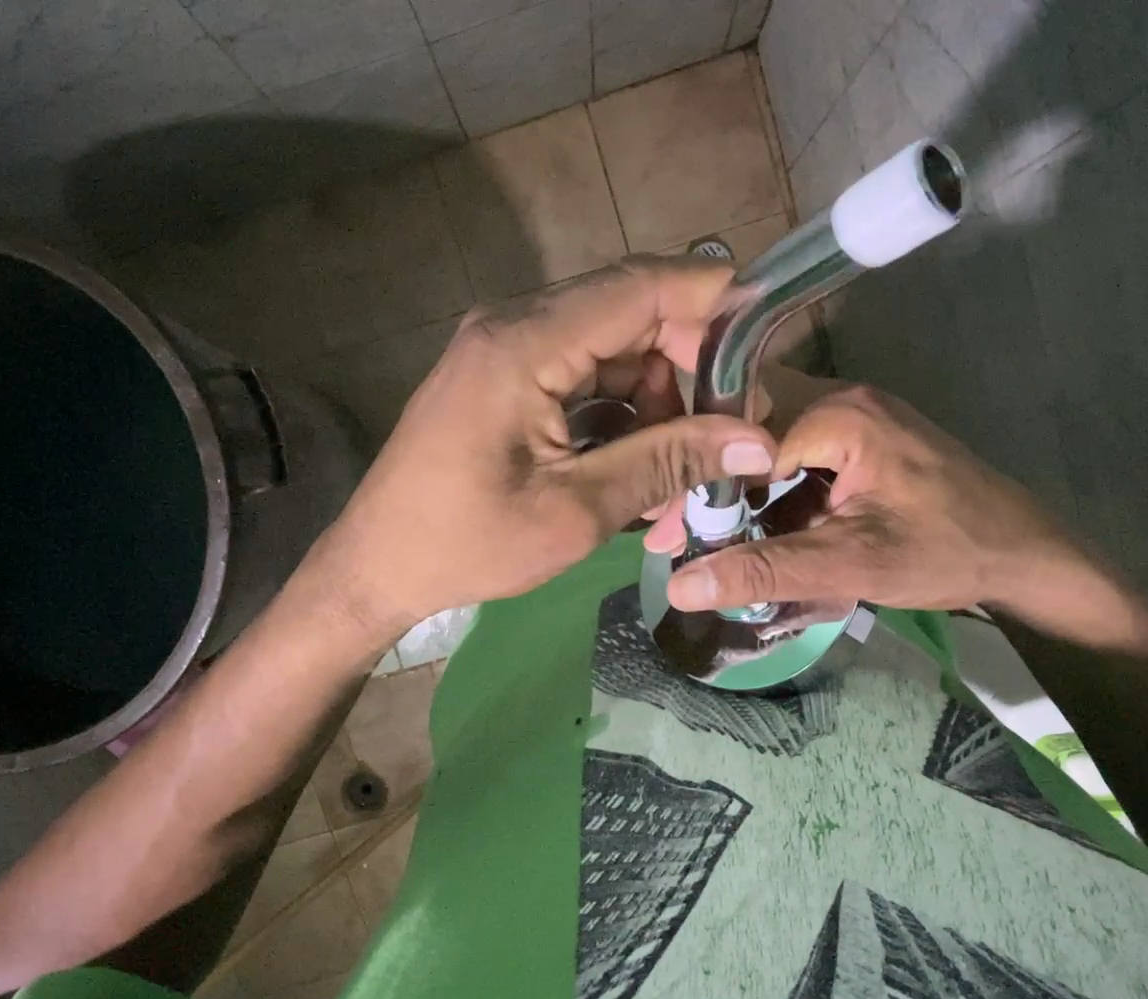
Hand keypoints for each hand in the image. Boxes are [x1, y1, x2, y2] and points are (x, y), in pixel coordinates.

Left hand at [310, 258, 778, 638]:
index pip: (643, 285)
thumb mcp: (576, 511)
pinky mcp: (506, 376)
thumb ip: (667, 462)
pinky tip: (644, 470)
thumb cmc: (467, 544)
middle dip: (693, 367)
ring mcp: (507, 348)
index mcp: (525, 344)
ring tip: (684, 475)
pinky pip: (584, 374)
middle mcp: (514, 325)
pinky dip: (623, 414)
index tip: (769, 344)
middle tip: (730, 435)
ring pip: (615, 347)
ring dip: (660, 401)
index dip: (715, 301)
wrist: (378, 566)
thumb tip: (758, 441)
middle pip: (634, 312)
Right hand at [664, 385, 1084, 614]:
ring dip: (737, 489)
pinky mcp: (863, 440)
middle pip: (748, 431)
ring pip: (769, 442)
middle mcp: (843, 399)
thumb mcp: (852, 566)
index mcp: (840, 416)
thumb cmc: (948, 554)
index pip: (739, 441)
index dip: (696, 490)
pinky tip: (755, 529)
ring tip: (705, 536)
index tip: (663, 536)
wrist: (1030, 557)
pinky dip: (770, 491)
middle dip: (709, 485)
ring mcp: (856, 417)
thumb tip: (680, 587)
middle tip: (672, 534)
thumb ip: (766, 570)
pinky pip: (797, 454)